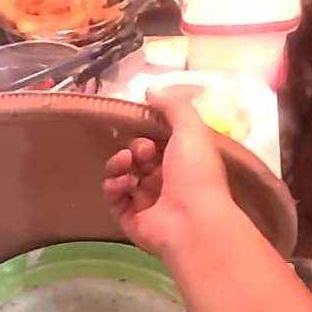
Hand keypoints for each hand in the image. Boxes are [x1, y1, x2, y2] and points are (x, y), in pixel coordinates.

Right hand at [103, 89, 239, 258]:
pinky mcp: (131, 219)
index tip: (147, 127)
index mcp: (184, 162)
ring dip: (119, 164)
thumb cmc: (197, 173)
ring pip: (122, 175)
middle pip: (139, 158)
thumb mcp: (191, 129)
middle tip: (142, 151)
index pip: (159, 142)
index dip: (149, 132)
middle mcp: (167, 181)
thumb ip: (173, 105)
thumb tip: (151, 89)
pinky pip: (114, 198)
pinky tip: (123, 182)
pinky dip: (114, 186)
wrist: (193, 222)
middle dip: (135, 148)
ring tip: (127, 162)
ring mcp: (148, 202)